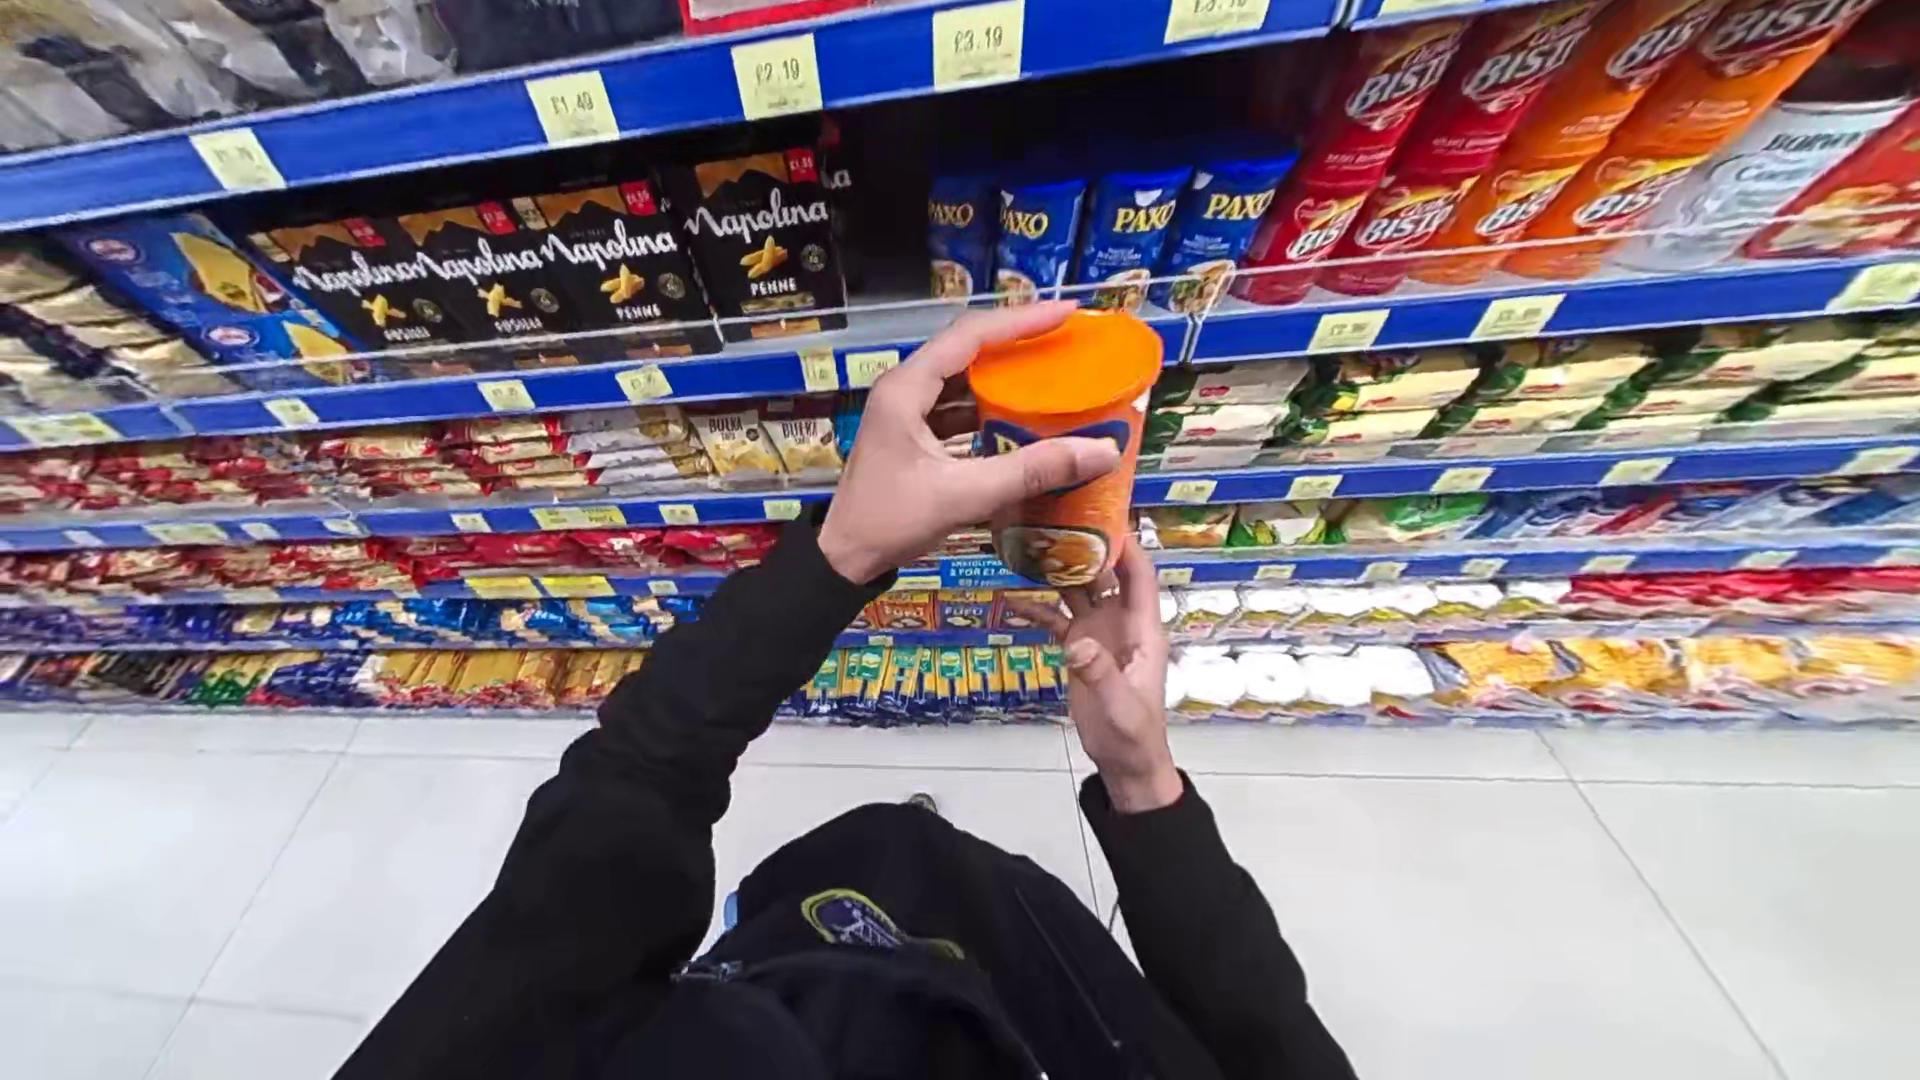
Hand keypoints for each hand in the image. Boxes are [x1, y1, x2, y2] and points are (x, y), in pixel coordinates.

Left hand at [816, 301, 1121, 583]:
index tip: (1067, 313)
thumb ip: (1030, 471)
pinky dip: (987, 410)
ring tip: (1048, 374)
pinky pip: (955, 411)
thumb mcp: (964, 495)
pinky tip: (1017, 418)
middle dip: (1015, 344)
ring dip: (1001, 378)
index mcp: (906, 389)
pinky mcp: (911, 437)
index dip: (1020, 320)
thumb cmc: (891, 521)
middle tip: (1064, 342)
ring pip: (960, 381)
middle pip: (966, 352)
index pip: (969, 336)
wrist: (845, 558)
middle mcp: (904, 391)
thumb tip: (1101, 451)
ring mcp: (905, 414)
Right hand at [1011, 539, 1181, 812]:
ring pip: (1079, 591)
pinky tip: (1013, 602)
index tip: (1104, 520)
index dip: (1127, 547)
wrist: (1123, 761)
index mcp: (1142, 629)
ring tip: (1030, 549)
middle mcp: (1121, 621)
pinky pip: (1057, 620)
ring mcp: (1099, 632)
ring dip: (1058, 573)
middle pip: (1106, 575)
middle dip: (1086, 549)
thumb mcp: (1120, 707)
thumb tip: (1075, 643)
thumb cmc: (1132, 734)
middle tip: (1056, 521)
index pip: (1140, 577)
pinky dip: (1038, 610)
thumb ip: (1100, 674)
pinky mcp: (1079, 647)